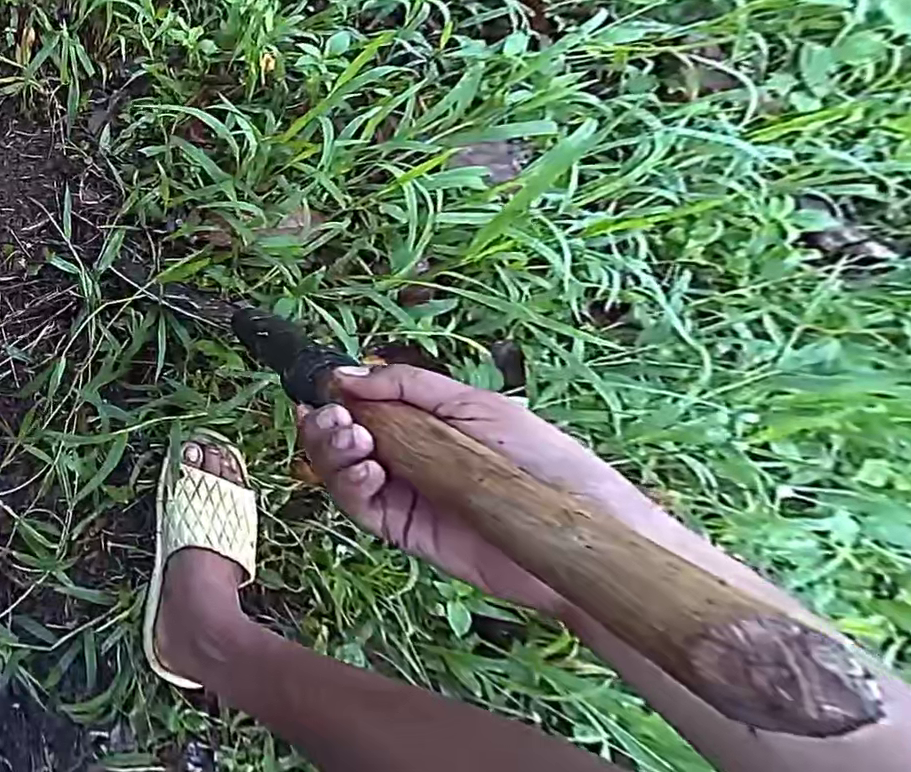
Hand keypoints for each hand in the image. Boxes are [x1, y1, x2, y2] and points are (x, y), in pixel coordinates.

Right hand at [299, 364, 687, 616]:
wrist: (587, 535)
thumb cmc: (543, 460)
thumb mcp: (476, 404)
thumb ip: (407, 385)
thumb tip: (342, 375)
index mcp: (411, 424)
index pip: (351, 409)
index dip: (329, 401)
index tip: (323, 394)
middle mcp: (397, 456)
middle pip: (333, 439)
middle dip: (324, 426)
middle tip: (336, 420)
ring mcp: (397, 493)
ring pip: (335, 470)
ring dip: (330, 451)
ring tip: (352, 441)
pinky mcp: (401, 529)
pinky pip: (358, 506)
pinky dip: (349, 485)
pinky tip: (367, 471)